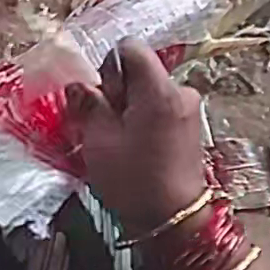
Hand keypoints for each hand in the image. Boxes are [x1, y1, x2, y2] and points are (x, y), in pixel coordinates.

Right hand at [64, 38, 208, 231]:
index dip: (108, 68)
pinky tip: (137, 149)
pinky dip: (144, 121)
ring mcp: (189, 110)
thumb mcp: (99, 141)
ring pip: (147, 92)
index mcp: (159, 90)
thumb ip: (88, 104)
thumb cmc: (135, 182)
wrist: (174, 222)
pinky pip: (159, 109)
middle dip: (118, 92)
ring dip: (130, 109)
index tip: (103, 99)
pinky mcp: (191, 127)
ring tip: (121, 143)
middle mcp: (180, 92)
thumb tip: (78, 85)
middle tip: (107, 127)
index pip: (130, 48)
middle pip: (139, 71)